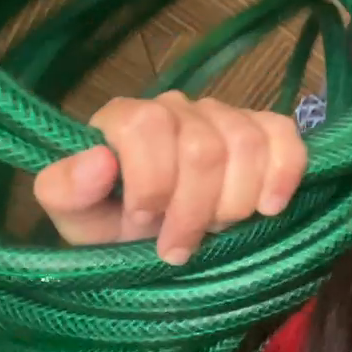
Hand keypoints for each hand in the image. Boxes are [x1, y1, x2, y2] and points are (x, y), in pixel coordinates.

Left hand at [32, 92, 307, 263]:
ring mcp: (227, 115)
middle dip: (195, 209)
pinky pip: (285, 136)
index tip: (145, 221)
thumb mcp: (80, 222)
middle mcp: (179, 106)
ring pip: (247, 145)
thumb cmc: (119, 228)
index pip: (146, 125)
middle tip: (182, 245)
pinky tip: (269, 207)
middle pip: (202, 148)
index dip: (151, 179)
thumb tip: (98, 162)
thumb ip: (67, 192)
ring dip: (235, 202)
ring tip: (218, 229)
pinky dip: (283, 173)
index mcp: (127, 118)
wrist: (163, 236)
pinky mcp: (267, 129)